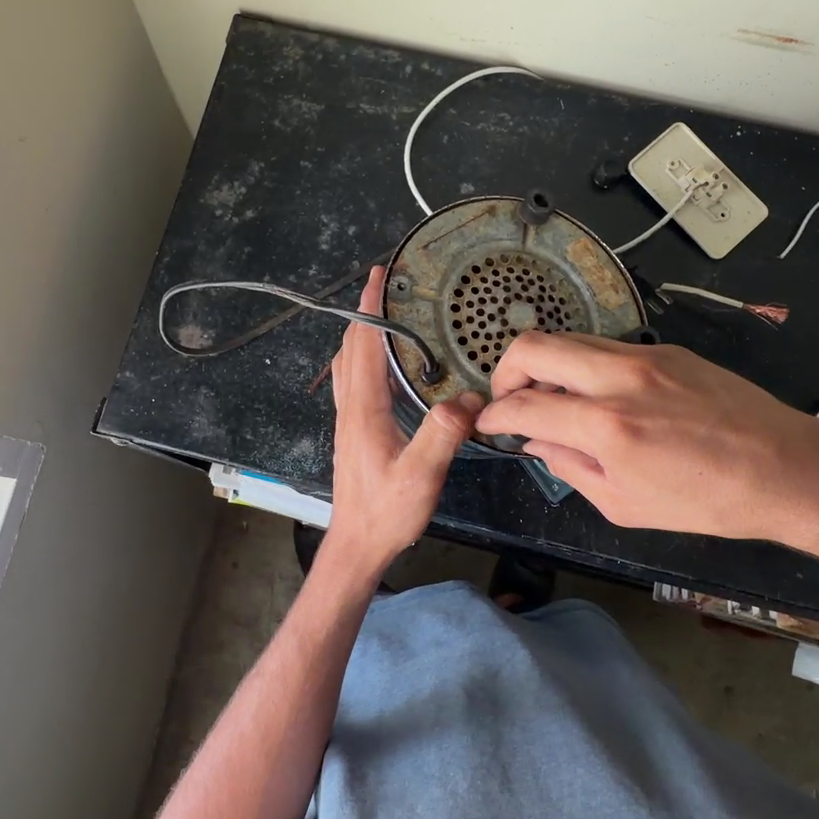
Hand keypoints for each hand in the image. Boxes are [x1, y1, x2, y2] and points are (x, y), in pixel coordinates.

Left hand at [326, 266, 483, 571]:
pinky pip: (354, 379)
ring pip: (349, 362)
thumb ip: (442, 434)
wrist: (356, 544)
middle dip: (366, 310)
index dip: (370, 306)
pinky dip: (365, 356)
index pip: (364, 344)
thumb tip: (469, 397)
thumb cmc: (386, 512)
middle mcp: (351, 406)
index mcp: (364, 408)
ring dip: (363, 332)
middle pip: (351, 346)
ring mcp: (349, 418)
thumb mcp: (421, 476)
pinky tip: (383, 363)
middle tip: (388, 284)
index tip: (379, 274)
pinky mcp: (354, 430)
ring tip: (387, 313)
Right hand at [475, 332, 818, 548]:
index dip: (494, 416)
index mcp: (607, 426)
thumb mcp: (624, 505)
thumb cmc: (706, 503)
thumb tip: (537, 441)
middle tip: (508, 399)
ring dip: (545, 364)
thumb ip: (569, 468)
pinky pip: (605, 347)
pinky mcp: (667, 349)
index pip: (524, 405)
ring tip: (550, 397)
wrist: (790, 470)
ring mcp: (645, 356)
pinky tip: (596, 394)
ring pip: (568, 339)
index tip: (487, 424)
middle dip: (506, 371)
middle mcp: (619, 378)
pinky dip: (583, 365)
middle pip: (533, 345)